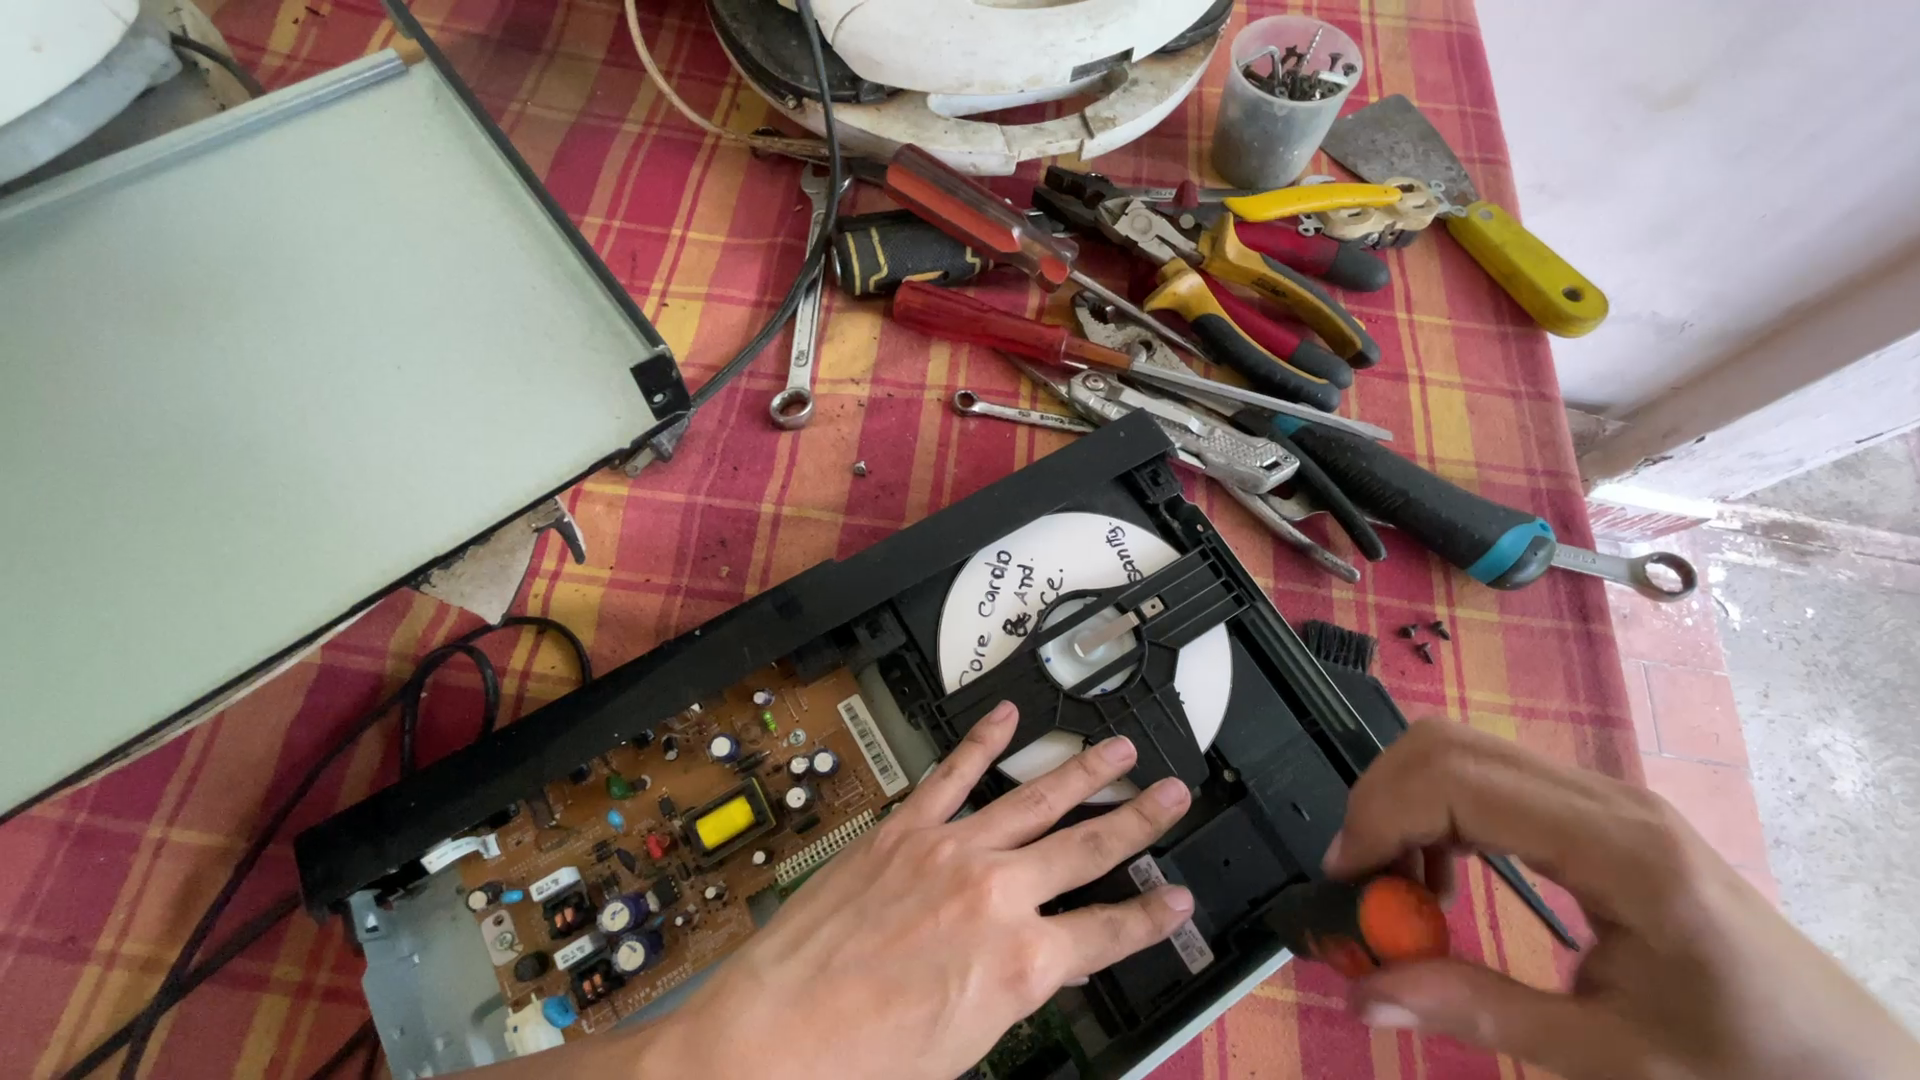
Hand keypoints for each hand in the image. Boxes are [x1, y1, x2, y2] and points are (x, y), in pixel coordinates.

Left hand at [506, 701, 1195, 1079]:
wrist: (778, 1034)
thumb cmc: (865, 1059)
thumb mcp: (970, 1040)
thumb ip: (1017, 986)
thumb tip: (1049, 958)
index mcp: (1020, 963)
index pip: (1109, 932)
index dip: (1152, 916)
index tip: (1178, 897)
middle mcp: (996, 895)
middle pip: (1087, 849)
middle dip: (1139, 822)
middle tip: (1174, 794)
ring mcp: (950, 852)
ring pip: (1034, 800)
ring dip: (1083, 772)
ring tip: (1119, 749)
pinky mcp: (906, 829)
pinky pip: (954, 775)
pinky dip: (983, 742)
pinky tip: (1008, 718)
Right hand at [1326, 720, 1919, 1078]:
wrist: (1859, 1069)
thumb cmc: (1746, 1068)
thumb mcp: (1609, 1060)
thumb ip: (1476, 1011)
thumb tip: (1358, 992)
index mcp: (1621, 851)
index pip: (1458, 781)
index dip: (1380, 818)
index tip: (1348, 885)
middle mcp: (1605, 798)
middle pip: (1445, 745)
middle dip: (1379, 802)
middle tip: (1363, 883)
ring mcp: (1601, 795)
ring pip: (1457, 749)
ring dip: (1403, 803)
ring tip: (1399, 884)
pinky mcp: (1593, 808)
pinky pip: (1484, 775)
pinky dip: (1435, 811)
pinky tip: (1443, 876)